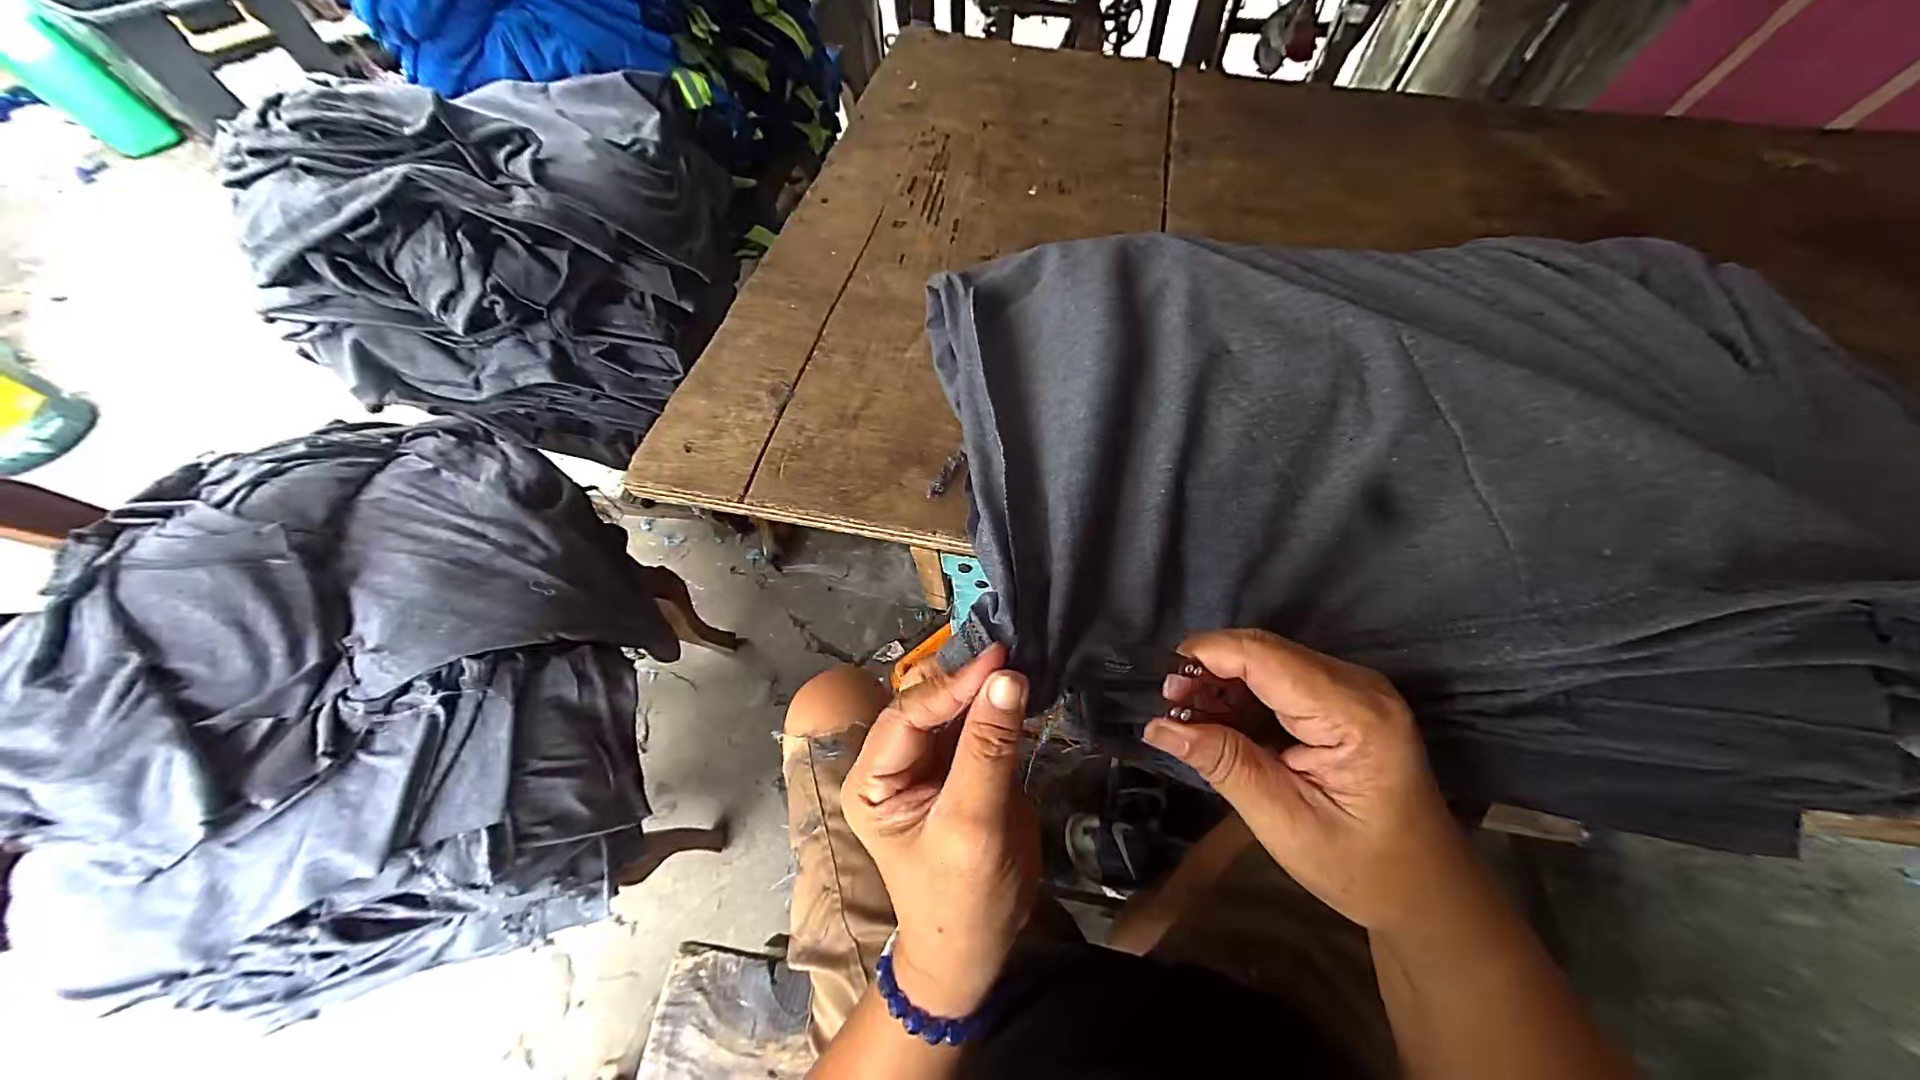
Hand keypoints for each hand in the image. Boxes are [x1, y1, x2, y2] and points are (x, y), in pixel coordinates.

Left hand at [842, 643, 1039, 1015]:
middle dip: (965, 678)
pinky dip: (999, 706)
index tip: (997, 660)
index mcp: (872, 779)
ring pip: (955, 709)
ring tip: (1018, 656)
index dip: (950, 685)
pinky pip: (978, 726)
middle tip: (1010, 650)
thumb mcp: (972, 826)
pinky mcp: (963, 767)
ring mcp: (930, 764)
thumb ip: (988, 750)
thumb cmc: (961, 900)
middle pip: (928, 704)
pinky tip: (1019, 685)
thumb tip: (1009, 678)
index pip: (907, 715)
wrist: (979, 949)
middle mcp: (895, 763)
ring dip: (984, 686)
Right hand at [1144, 629, 1476, 932]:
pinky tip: (1221, 723)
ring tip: (1189, 719)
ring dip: (1221, 681)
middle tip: (1170, 709)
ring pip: (1266, 657)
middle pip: (1262, 649)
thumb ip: (1223, 764)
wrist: (1427, 890)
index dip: (1205, 657)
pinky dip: (1241, 692)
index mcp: (1354, 714)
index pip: (1264, 656)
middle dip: (1208, 669)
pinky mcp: (1343, 696)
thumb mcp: (1284, 823)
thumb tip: (1158, 726)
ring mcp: (1353, 687)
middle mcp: (1357, 684)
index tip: (1161, 688)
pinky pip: (1279, 675)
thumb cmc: (1362, 869)